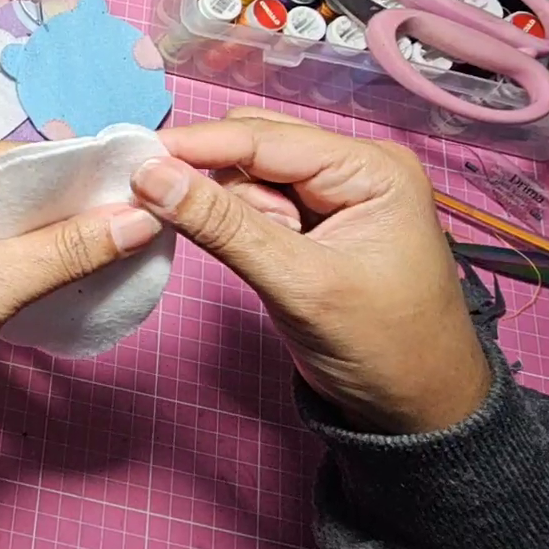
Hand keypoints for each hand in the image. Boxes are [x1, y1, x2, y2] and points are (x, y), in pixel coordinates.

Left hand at [0, 143, 162, 400]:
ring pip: (21, 218)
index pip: (23, 159)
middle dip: (74, 208)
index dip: (79, 174)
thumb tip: (137, 220)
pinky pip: (8, 243)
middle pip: (25, 187)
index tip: (135, 191)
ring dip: (61, 235)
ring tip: (120, 244)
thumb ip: (65, 251)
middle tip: (137, 222)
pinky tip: (79, 267)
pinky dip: (40, 255)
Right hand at [130, 108, 490, 433]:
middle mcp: (348, 164)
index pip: (262, 138)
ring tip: (254, 256)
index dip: (194, 145)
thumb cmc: (380, 347)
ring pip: (240, 170)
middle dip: (214, 181)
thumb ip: (221, 225)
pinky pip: (246, 197)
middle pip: (248, 143)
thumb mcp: (297, 284)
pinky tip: (245, 249)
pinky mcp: (306, 215)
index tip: (132, 158)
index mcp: (369, 167)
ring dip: (225, 206)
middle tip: (194, 223)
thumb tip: (149, 175)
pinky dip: (229, 218)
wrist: (416, 409)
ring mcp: (327, 189)